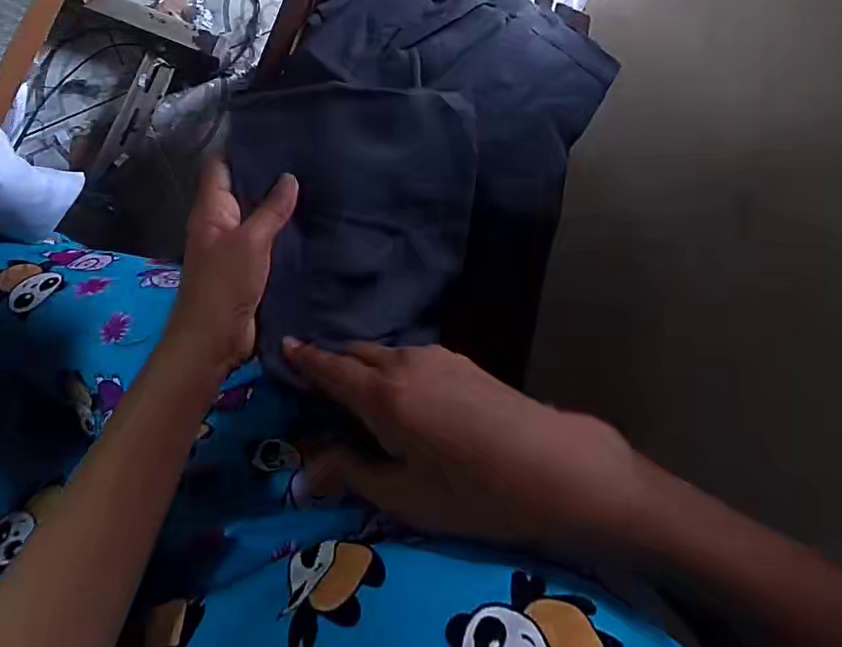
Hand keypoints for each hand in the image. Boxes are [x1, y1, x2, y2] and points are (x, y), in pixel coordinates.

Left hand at [163, 161, 297, 371]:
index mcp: (210, 209)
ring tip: (311, 183)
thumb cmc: (224, 285)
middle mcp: (218, 222)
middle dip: (265, 174)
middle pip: (239, 188)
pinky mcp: (244, 266)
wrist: (213, 339)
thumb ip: (271, 210)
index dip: (240, 147)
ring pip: (253, 214)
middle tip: (302, 157)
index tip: (272, 133)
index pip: (219, 165)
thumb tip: (289, 177)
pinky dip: (280, 229)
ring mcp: (230, 244)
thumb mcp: (251, 242)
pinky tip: (306, 222)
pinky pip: (262, 239)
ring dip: (275, 203)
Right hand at [285, 340, 644, 546]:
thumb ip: (353, 475)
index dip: (305, 358)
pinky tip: (408, 395)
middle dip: (333, 362)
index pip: (330, 367)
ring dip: (365, 364)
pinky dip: (393, 366)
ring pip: (384, 351)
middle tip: (321, 384)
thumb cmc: (474, 490)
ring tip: (365, 393)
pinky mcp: (460, 360)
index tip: (285, 345)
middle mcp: (402, 363)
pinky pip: (410, 356)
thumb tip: (306, 471)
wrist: (556, 466)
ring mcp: (434, 357)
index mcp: (381, 395)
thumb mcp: (406, 496)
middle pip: (354, 351)